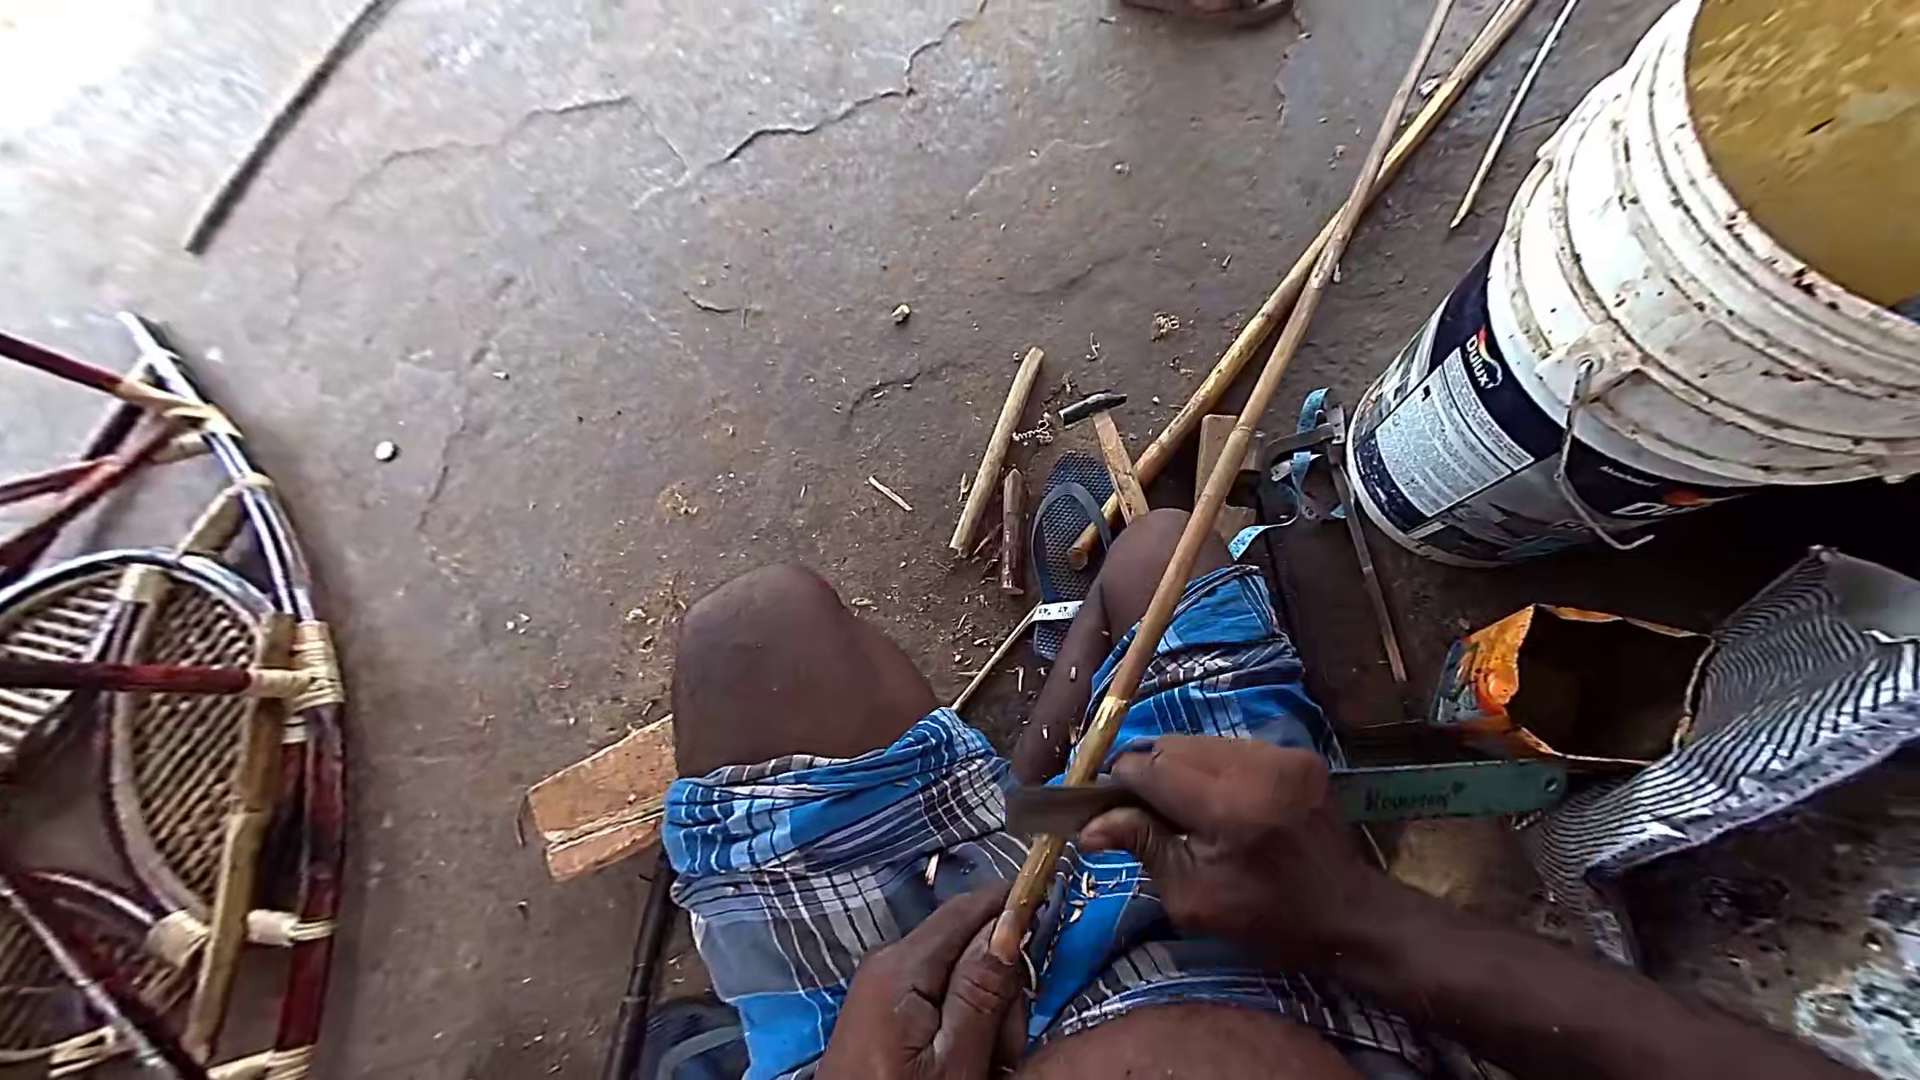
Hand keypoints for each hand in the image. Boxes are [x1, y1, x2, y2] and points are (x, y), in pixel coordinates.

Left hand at [816, 885, 1021, 1079]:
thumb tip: (1009, 920)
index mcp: (901, 963)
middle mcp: (889, 958)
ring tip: (985, 1065)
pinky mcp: (884, 1006)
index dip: (1009, 905)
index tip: (1047, 915)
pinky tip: (965, 1061)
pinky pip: (938, 993)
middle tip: (1006, 1048)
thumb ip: (981, 991)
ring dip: (984, 1009)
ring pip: (957, 970)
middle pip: (965, 941)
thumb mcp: (953, 1066)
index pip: (966, 908)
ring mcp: (884, 982)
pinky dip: (962, 1021)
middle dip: (998, 983)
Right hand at [1078, 735, 1382, 969]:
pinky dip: (1210, 764)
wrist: (1354, 916)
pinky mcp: (1293, 750)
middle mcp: (1253, 765)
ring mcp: (1278, 752)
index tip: (1114, 804)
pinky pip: (1227, 745)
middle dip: (1149, 771)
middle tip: (1151, 808)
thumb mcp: (1193, 897)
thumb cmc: (1267, 917)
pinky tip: (1221, 795)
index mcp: (1227, 807)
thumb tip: (1085, 827)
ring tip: (1186, 802)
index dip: (1122, 782)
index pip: (1147, 766)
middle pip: (1169, 745)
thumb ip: (1141, 846)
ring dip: (1178, 764)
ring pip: (1196, 740)